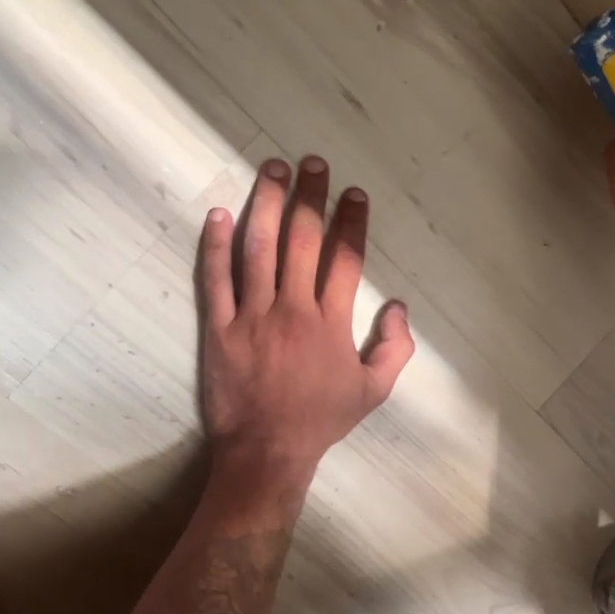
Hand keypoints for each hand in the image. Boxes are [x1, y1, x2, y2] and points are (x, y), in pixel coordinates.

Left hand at [198, 156, 413, 485]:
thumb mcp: (373, 392)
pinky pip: (215, 280)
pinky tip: (218, 215)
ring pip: (258, 248)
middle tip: (311, 163)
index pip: (345, 259)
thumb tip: (399, 307)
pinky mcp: (219, 327)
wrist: (267, 450)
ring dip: (265, 204)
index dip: (351, 222)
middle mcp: (293, 308)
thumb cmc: (321, 420)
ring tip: (271, 170)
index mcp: (332, 322)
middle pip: (302, 240)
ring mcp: (252, 315)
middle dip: (310, 197)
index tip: (354, 193)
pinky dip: (215, 246)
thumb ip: (395, 348)